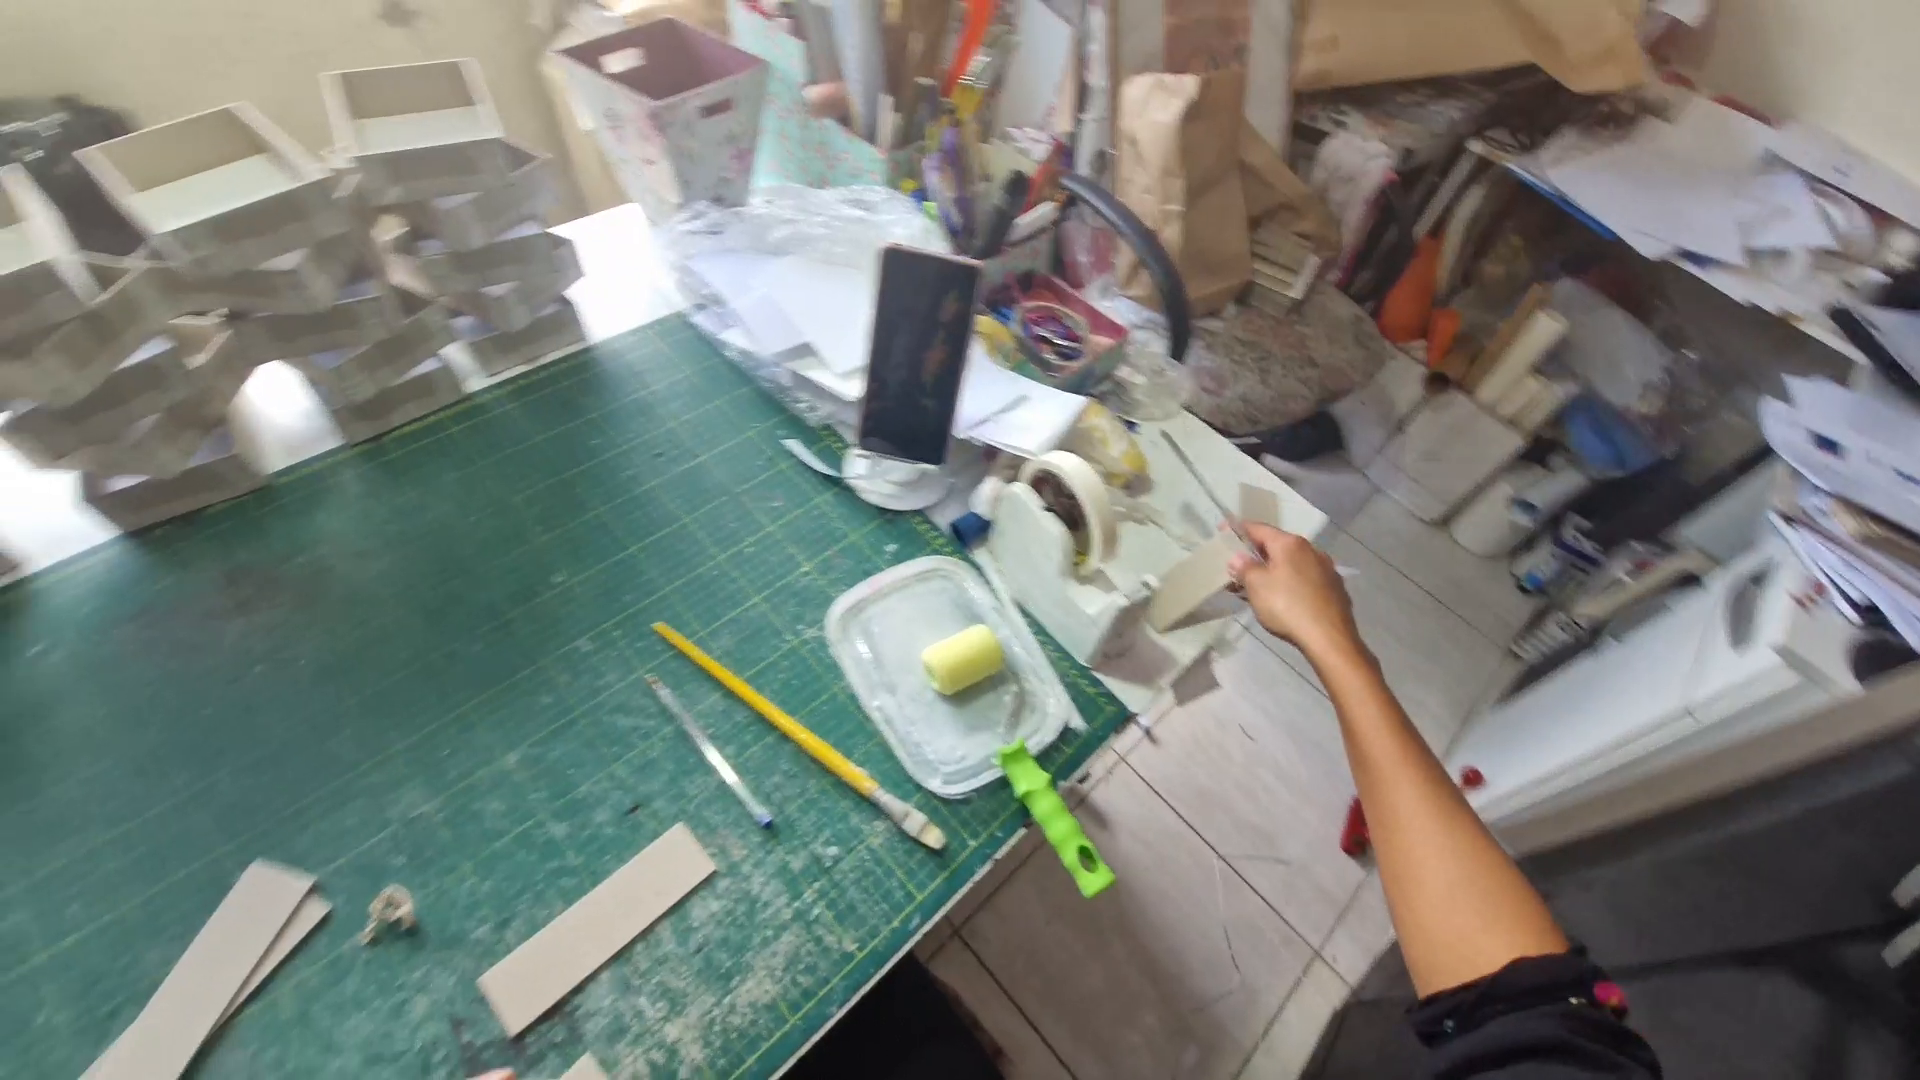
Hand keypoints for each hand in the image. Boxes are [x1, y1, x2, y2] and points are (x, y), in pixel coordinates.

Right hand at [1229, 523, 1365, 663]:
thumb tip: (1238, 557)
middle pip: (1276, 546)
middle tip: (1236, 565)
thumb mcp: (1256, 585)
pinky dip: (1287, 583)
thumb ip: (1244, 567)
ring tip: (1255, 585)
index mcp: (1290, 544)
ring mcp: (1326, 569)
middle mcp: (1311, 550)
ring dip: (1271, 570)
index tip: (1222, 532)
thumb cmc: (1287, 606)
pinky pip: (1303, 579)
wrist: (1329, 638)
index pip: (1258, 528)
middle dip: (1254, 554)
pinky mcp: (1334, 589)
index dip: (1238, 529)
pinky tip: (1280, 598)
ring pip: (1290, 564)